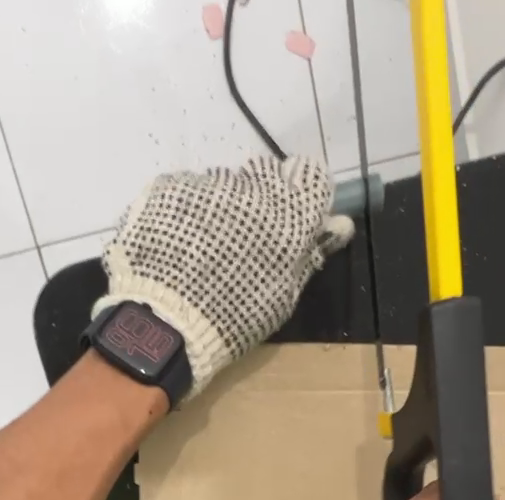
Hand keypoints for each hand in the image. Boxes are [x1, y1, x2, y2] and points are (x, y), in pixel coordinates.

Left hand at [97, 156, 353, 399]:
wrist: (166, 321)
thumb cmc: (234, 319)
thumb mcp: (281, 297)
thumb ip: (307, 255)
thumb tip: (338, 225)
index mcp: (290, 215)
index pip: (312, 175)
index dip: (301, 193)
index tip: (290, 215)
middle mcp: (253, 187)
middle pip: (265, 172)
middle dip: (258, 197)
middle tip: (242, 237)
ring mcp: (209, 184)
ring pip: (222, 183)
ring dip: (218, 206)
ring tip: (200, 247)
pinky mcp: (171, 187)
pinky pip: (185, 192)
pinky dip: (183, 212)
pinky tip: (173, 245)